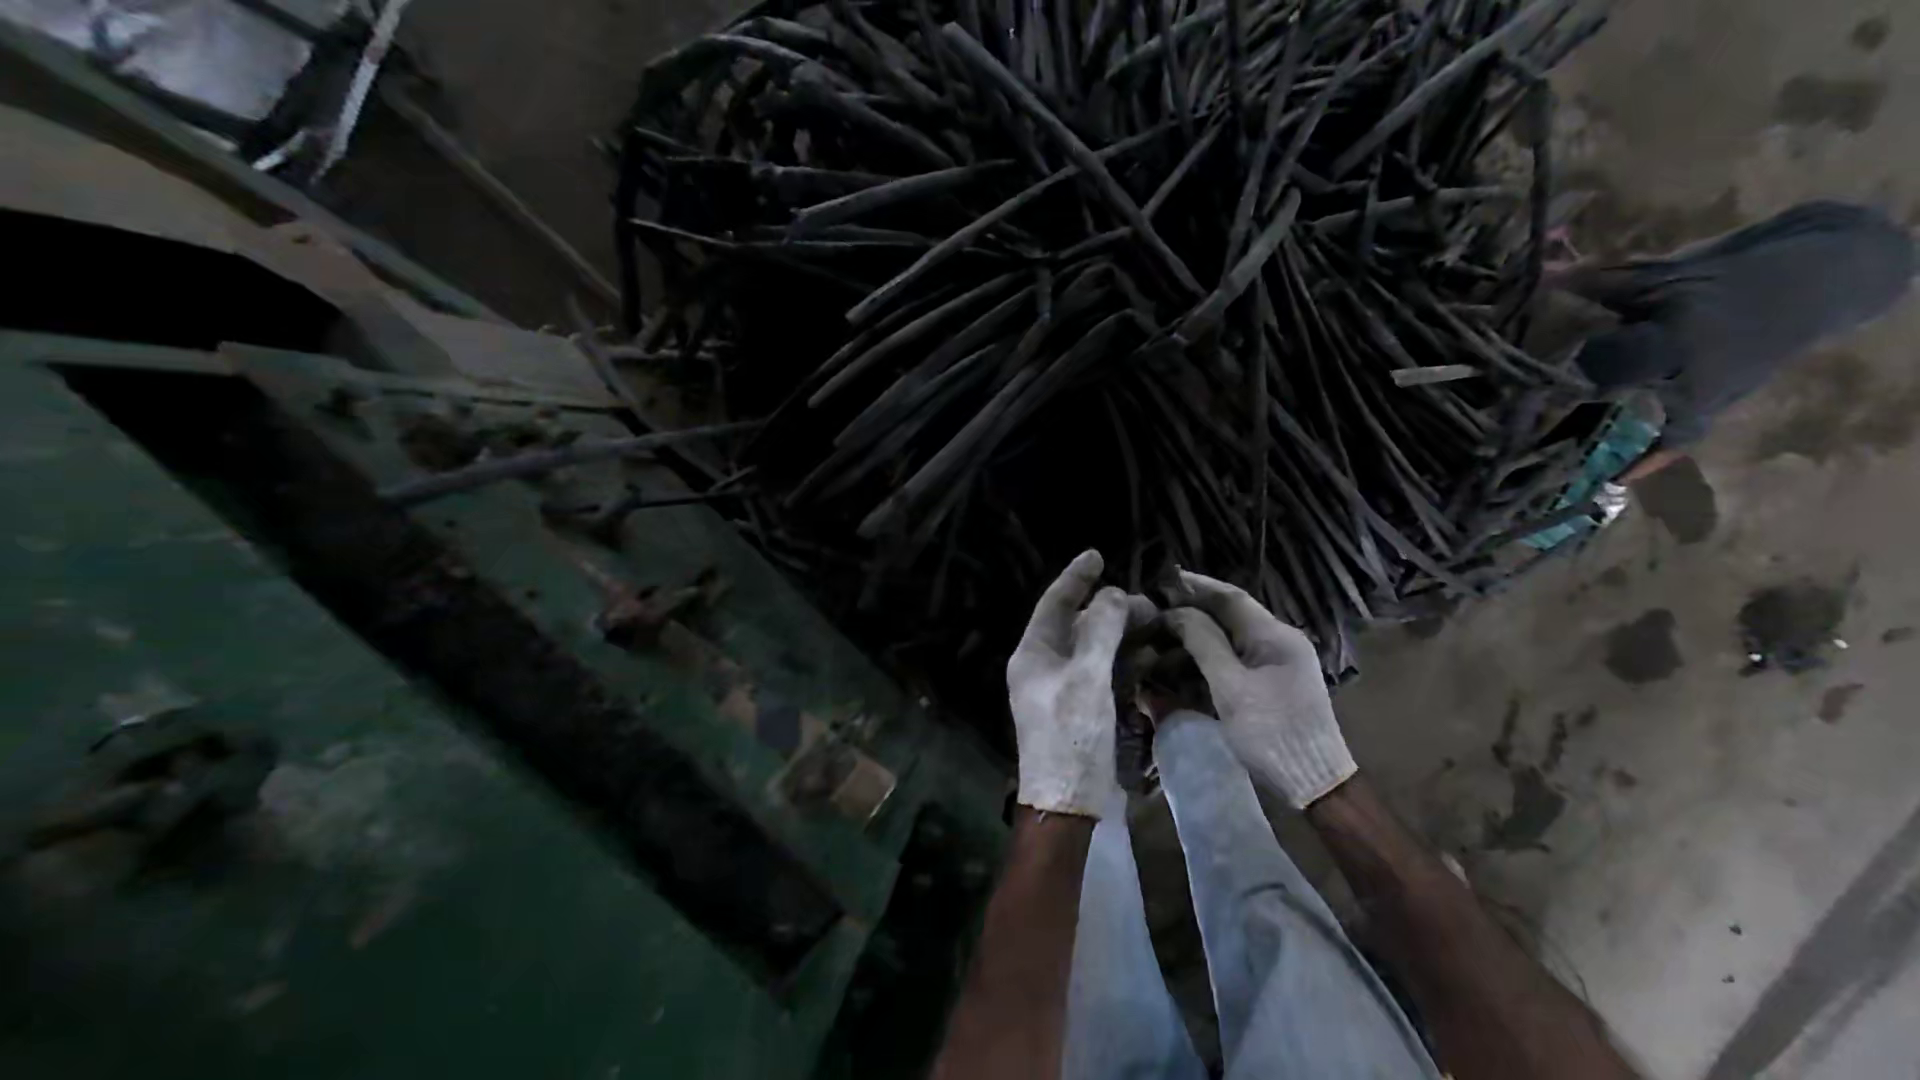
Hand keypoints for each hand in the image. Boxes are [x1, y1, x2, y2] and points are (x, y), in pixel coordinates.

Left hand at [1007, 550, 1153, 817]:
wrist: (1068, 804)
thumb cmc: (1071, 735)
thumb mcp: (1086, 678)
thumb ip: (1100, 631)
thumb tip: (1112, 594)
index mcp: (1034, 653)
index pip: (1054, 603)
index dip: (1075, 577)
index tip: (1097, 553)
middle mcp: (1045, 665)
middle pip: (1079, 624)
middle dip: (1112, 610)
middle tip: (1150, 603)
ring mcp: (1065, 687)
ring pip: (1096, 648)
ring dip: (1124, 635)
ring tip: (1158, 624)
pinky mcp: (1084, 707)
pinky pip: (1105, 673)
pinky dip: (1126, 662)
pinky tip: (1152, 656)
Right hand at [1164, 570, 1356, 808]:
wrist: (1314, 785)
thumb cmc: (1272, 734)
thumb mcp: (1231, 688)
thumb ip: (1203, 643)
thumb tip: (1177, 613)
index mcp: (1276, 636)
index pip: (1231, 597)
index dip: (1196, 586)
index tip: (1162, 581)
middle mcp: (1278, 643)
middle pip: (1228, 617)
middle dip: (1190, 613)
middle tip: (1152, 613)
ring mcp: (1275, 666)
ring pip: (1228, 640)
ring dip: (1194, 638)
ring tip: (1158, 640)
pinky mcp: (1269, 686)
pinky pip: (1232, 662)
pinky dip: (1204, 661)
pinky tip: (1179, 666)